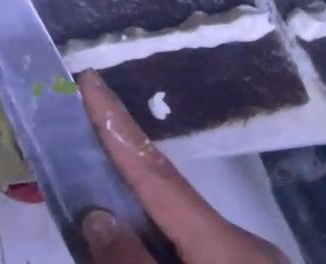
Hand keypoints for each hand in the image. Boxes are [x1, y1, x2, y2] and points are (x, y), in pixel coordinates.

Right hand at [75, 72, 289, 263]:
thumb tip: (96, 216)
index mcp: (229, 248)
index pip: (158, 174)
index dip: (118, 127)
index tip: (88, 79)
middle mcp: (247, 249)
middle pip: (171, 205)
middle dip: (122, 180)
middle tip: (78, 154)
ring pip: (185, 235)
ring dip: (142, 228)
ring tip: (102, 228)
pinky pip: (200, 256)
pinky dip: (164, 252)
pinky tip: (145, 257)